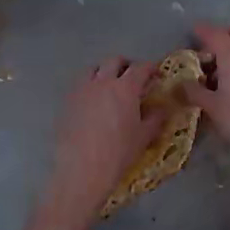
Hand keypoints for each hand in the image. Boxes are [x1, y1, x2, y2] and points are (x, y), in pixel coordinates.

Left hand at [41, 57, 169, 221]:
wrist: (82, 168)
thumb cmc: (118, 153)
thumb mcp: (143, 136)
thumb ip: (155, 118)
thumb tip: (163, 108)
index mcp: (125, 88)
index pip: (141, 68)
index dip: (150, 68)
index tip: (156, 74)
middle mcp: (102, 82)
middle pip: (114, 61)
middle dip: (126, 65)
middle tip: (132, 77)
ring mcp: (81, 90)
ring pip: (92, 69)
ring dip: (103, 71)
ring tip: (109, 85)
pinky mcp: (66, 102)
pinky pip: (79, 85)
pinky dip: (88, 86)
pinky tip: (92, 101)